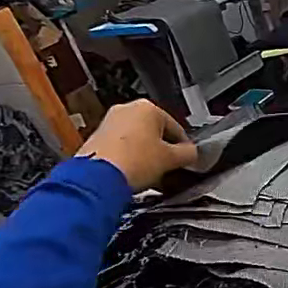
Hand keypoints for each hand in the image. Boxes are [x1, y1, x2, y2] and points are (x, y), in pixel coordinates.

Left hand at [75, 99, 197, 189]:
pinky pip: (122, 148)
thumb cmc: (133, 162)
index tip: (185, 160)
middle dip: (163, 151)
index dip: (184, 147)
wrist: (97, 179)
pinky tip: (135, 174)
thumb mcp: (172, 159)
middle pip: (155, 133)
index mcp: (148, 108)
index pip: (176, 128)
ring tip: (152, 174)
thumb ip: (189, 154)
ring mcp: (109, 124)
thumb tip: (191, 153)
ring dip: (147, 156)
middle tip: (169, 168)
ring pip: (138, 140)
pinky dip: (130, 159)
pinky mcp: (96, 139)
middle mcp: (126, 110)